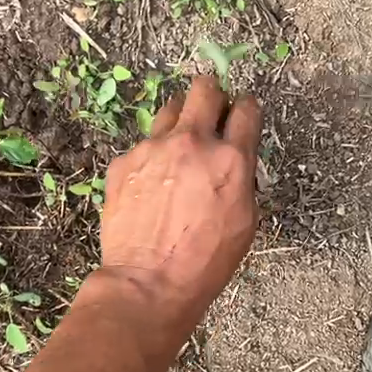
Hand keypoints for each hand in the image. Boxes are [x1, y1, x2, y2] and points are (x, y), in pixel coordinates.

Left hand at [93, 76, 261, 336]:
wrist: (150, 282)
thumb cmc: (207, 262)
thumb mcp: (245, 221)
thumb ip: (242, 179)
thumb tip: (234, 161)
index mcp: (231, 160)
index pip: (246, 109)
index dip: (246, 110)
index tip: (243, 115)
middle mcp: (193, 143)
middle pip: (204, 89)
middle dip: (213, 98)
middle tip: (212, 118)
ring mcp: (154, 149)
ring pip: (170, 108)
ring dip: (181, 121)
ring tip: (180, 150)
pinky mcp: (124, 161)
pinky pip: (144, 145)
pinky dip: (154, 157)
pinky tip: (154, 187)